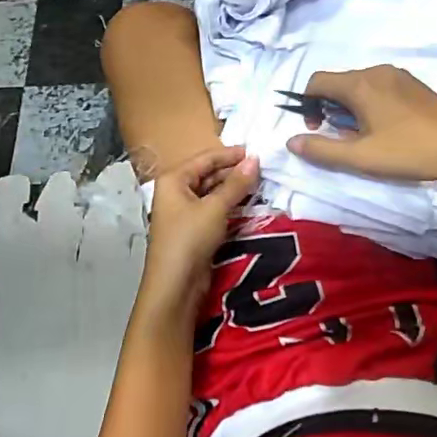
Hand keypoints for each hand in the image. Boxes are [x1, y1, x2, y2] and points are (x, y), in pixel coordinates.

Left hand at [139, 146, 260, 319]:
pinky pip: (213, 209)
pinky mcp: (193, 229)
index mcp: (174, 179)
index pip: (205, 158)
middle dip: (233, 172)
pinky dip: (230, 205)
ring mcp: (183, 211)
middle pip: (208, 174)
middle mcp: (176, 191)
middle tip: (263, 170)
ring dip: (234, 189)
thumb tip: (255, 159)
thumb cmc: (190, 238)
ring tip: (260, 185)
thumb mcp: (215, 208)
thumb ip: (236, 183)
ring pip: (212, 192)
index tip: (256, 152)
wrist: (176, 285)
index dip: (230, 154)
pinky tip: (248, 204)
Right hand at [284, 66, 436, 184]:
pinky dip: (370, 104)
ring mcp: (397, 75)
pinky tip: (387, 129)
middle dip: (330, 108)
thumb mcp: (361, 157)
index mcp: (359, 84)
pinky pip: (378, 87)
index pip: (316, 81)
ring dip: (350, 108)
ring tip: (366, 137)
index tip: (318, 129)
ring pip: (358, 85)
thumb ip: (322, 149)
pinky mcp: (413, 84)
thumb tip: (291, 141)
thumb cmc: (411, 151)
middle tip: (344, 139)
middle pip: (337, 83)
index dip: (307, 105)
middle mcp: (375, 71)